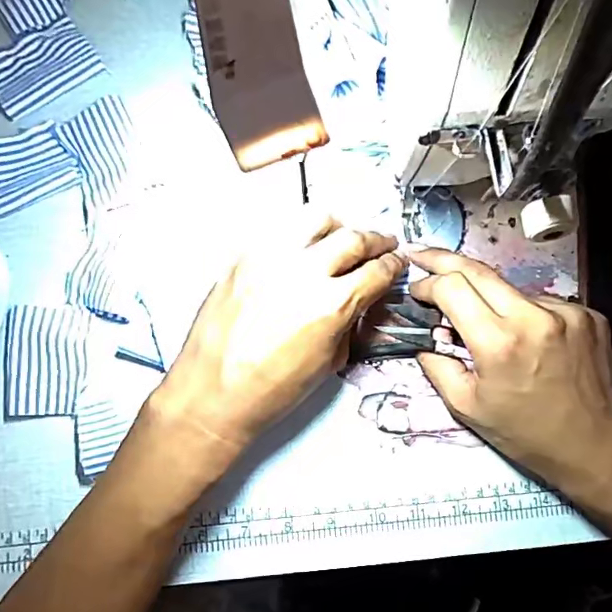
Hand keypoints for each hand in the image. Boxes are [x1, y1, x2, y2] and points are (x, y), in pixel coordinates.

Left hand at [148, 215, 403, 462]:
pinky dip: (301, 234)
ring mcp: (269, 260)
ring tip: (343, 237)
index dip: (394, 265)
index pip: (377, 271)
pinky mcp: (244, 258)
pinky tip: (304, 249)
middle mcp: (303, 274)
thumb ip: (350, 321)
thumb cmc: (269, 389)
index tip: (397, 262)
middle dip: (376, 240)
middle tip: (382, 243)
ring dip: (339, 227)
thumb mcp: (329, 360)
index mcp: (331, 305)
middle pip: (353, 237)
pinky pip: (281, 231)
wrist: (214, 393)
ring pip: (316, 219)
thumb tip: (361, 300)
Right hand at [406, 248, 611, 499]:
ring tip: (493, 330)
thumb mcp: (467, 408)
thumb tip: (426, 339)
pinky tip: (531, 341)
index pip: (452, 287)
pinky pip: (545, 303)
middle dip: (445, 261)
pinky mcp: (588, 314)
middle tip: (423, 257)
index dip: (428, 282)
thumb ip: (438, 367)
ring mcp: (566, 312)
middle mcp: (534, 317)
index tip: (417, 287)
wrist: (590, 444)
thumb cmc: (525, 433)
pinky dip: (528, 315)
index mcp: (499, 343)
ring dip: (493, 300)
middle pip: (479, 271)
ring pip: (514, 290)